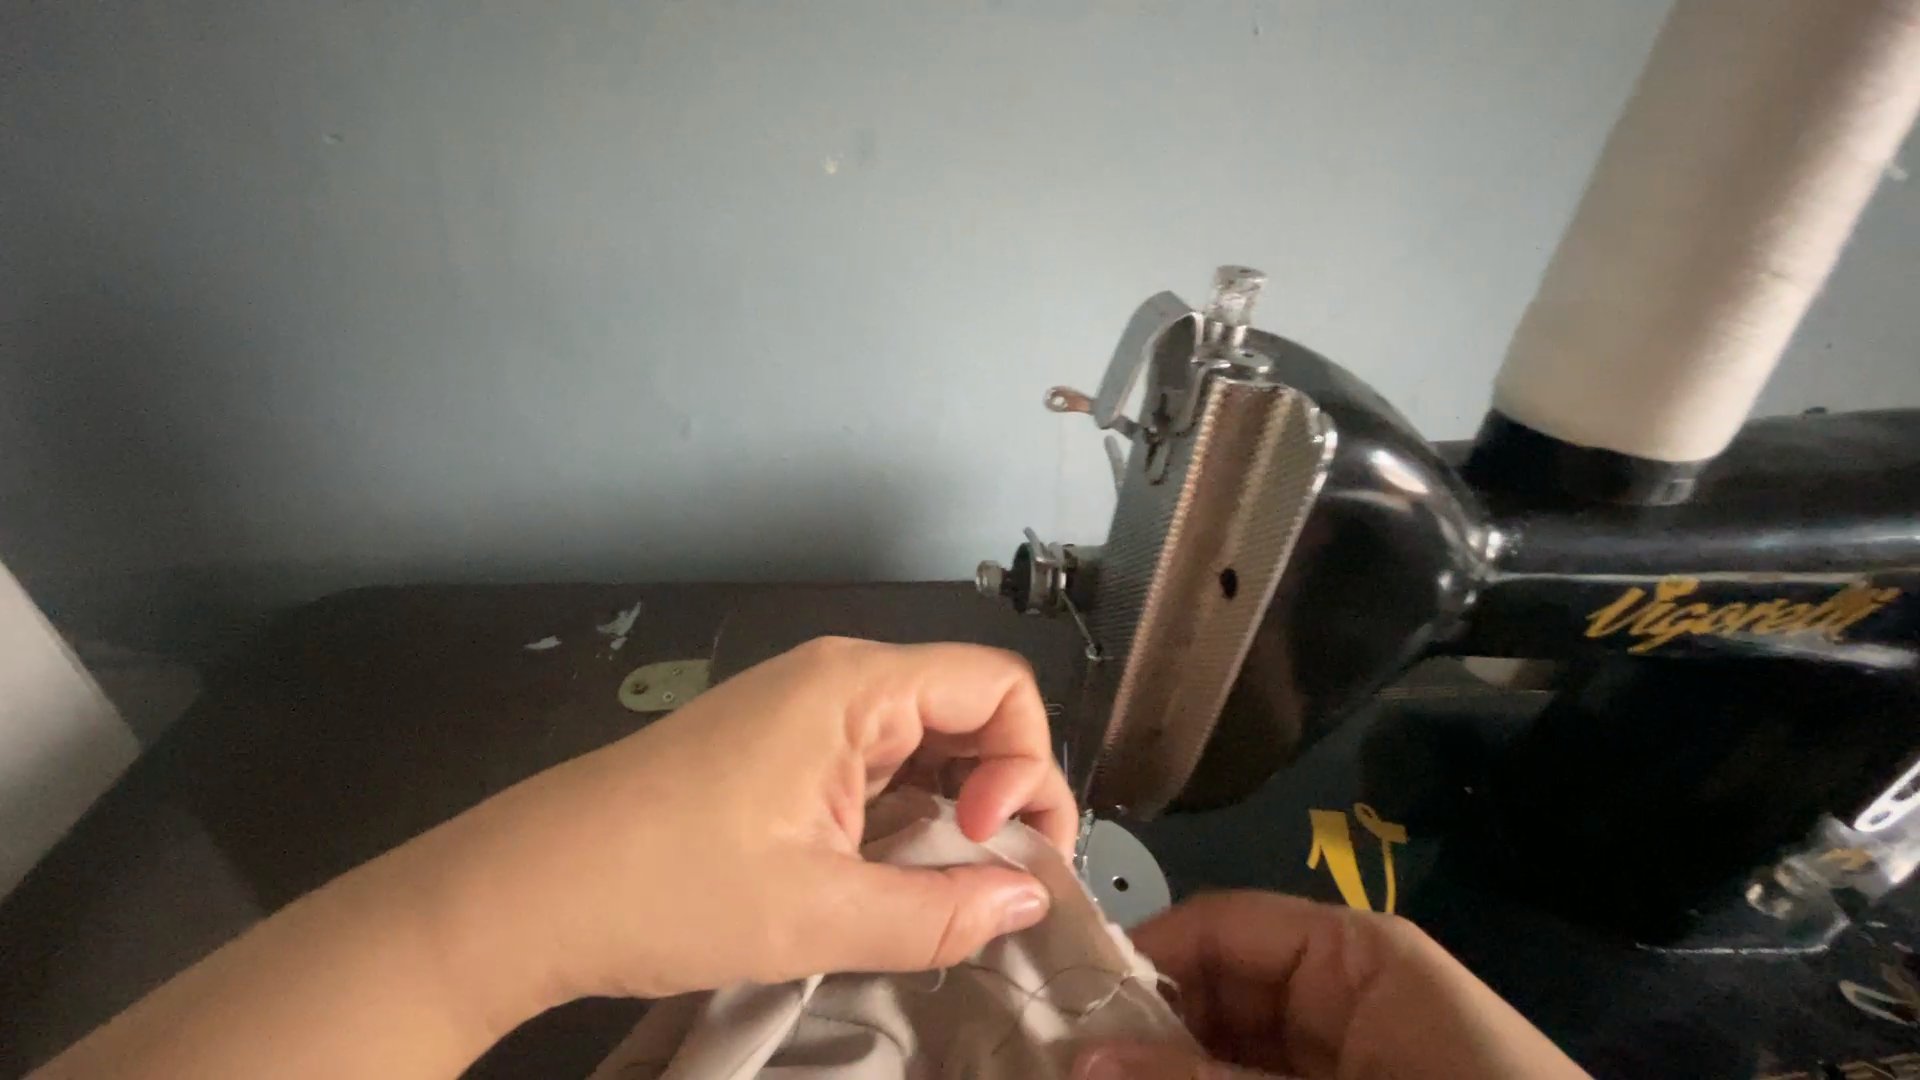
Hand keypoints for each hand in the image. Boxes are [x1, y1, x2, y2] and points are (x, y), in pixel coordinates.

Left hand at [420, 637, 1078, 1022]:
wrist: (528, 887)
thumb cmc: (667, 887)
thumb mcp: (817, 914)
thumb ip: (943, 913)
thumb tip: (1032, 897)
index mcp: (857, 685)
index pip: (1000, 684)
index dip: (1024, 760)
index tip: (991, 840)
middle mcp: (843, 678)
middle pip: (971, 709)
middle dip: (1003, 790)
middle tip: (993, 878)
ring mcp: (813, 709)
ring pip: (929, 741)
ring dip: (956, 809)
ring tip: (943, 886)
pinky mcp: (790, 744)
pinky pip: (883, 763)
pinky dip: (910, 814)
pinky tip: (894, 871)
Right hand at [1073, 892, 1591, 1079]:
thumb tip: (1080, 1059)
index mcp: (1351, 955)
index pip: (1216, 927)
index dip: (1141, 961)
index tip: (1068, 1012)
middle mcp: (1344, 994)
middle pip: (1218, 992)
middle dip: (1149, 1035)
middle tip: (1073, 1071)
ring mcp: (1350, 1058)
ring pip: (1232, 1053)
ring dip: (1174, 1074)